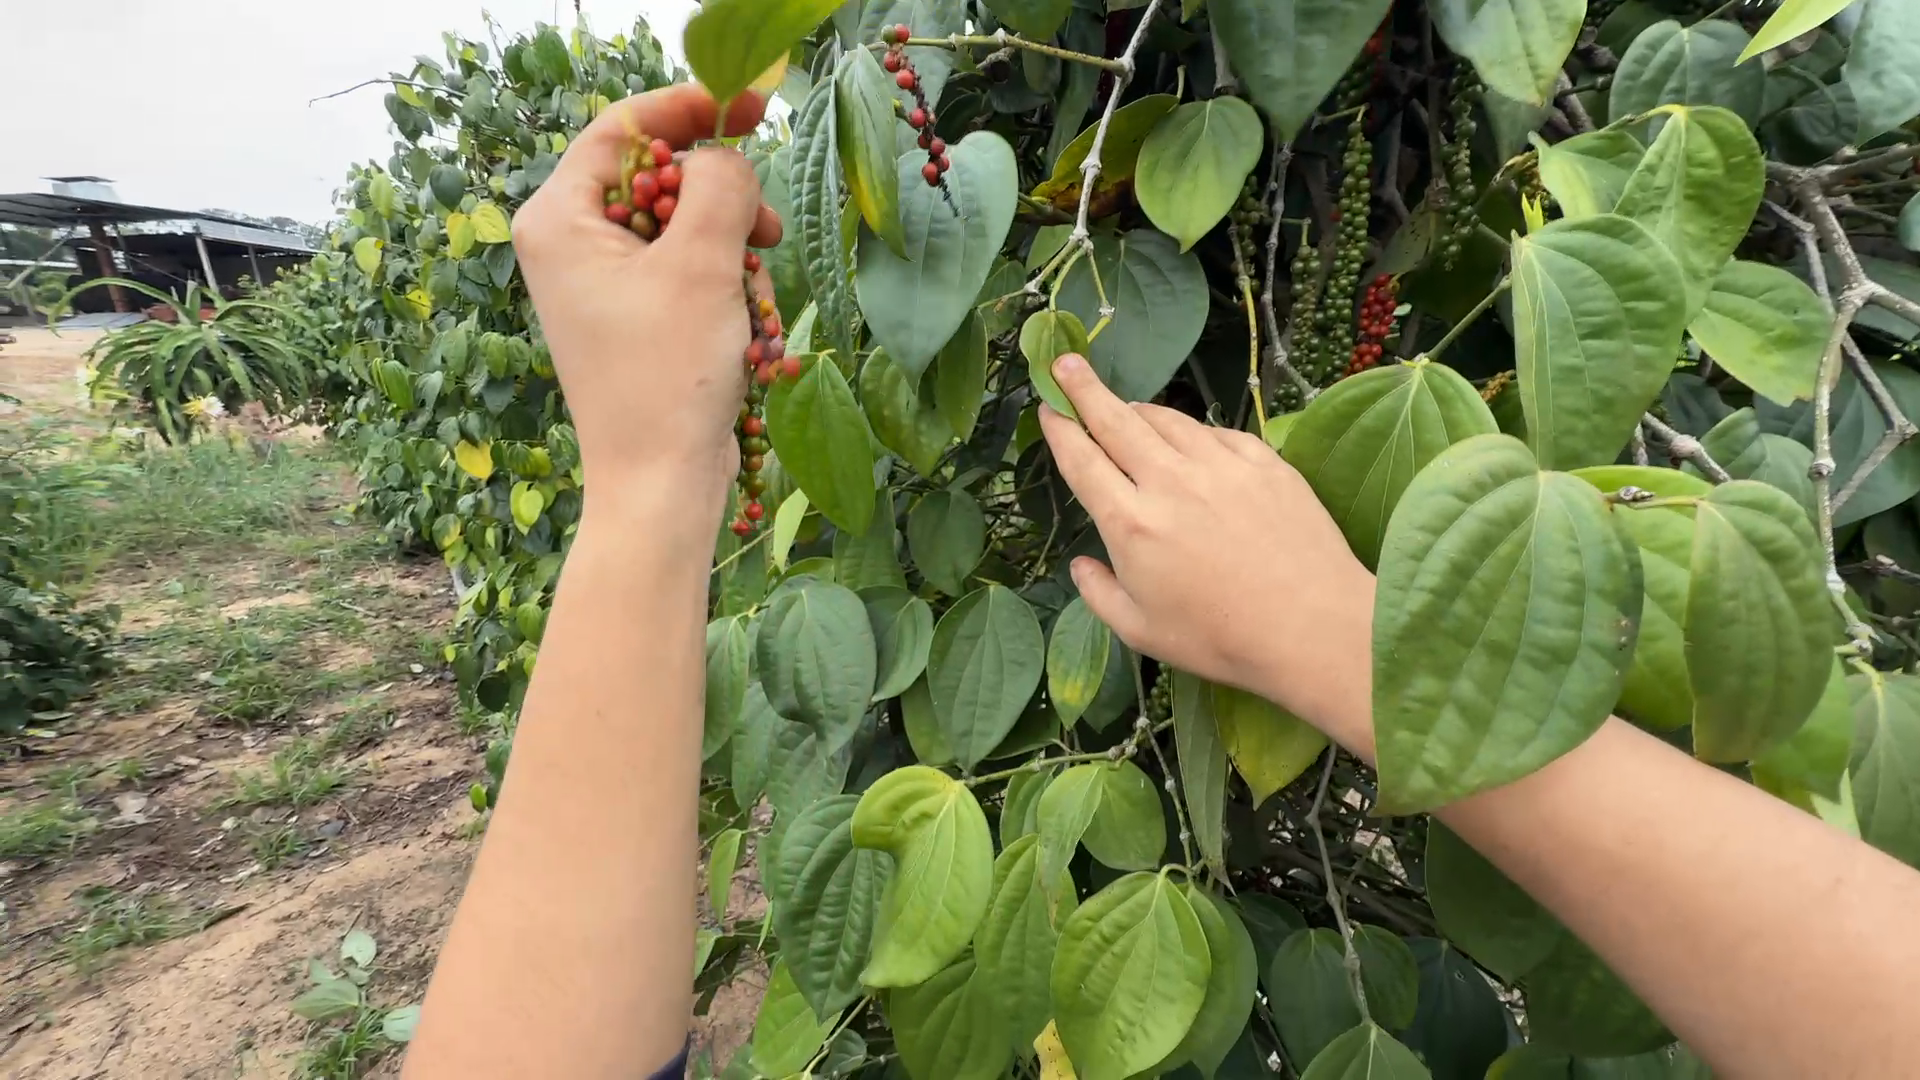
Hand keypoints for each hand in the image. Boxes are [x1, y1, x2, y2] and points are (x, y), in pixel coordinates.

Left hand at [512, 84, 782, 504]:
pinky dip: (728, 300)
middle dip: (725, 207)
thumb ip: (719, 189)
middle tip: (771, 231)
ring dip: (736, 263)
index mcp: (562, 221)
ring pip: (688, 240)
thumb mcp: (700, 269)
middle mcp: (577, 251)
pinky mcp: (643, 330)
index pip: (622, 132)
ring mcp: (610, 294)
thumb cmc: (669, 378)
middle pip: (662, 187)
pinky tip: (747, 339)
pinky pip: (693, 286)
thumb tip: (729, 157)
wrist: (664, 484)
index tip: (749, 109)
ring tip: (755, 309)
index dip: (687, 112)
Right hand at [1039, 354, 1377, 751]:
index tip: (1046, 406)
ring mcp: (1219, 464)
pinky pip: (1214, 432)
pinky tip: (1189, 442)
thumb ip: (1098, 594)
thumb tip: (1080, 563)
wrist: (1314, 628)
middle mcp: (1169, 480)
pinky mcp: (1262, 460)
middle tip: (1064, 361)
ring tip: (1125, 409)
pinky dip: (1191, 431)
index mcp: (1130, 522)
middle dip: (1084, 388)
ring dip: (1138, 409)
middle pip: (1117, 420)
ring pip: (1166, 418)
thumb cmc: (1219, 638)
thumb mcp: (1140, 632)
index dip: (1059, 429)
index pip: (1082, 460)